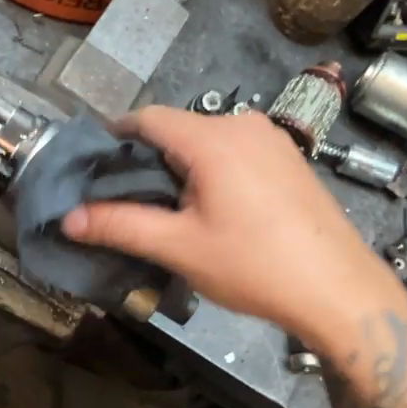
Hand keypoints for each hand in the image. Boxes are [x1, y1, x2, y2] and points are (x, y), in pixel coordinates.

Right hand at [61, 107, 405, 340]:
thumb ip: (120, 226)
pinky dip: (210, 173)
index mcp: (213, 138)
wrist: (338, 289)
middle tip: (121, 200)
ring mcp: (272, 141)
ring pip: (207, 143)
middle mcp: (243, 126)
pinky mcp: (289, 161)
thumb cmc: (254, 266)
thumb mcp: (179, 248)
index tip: (91, 168)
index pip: (147, 118)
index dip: (113, 138)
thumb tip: (68, 218)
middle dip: (145, 159)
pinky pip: (235, 154)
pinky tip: (207, 212)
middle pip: (177, 129)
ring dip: (178, 169)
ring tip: (162, 212)